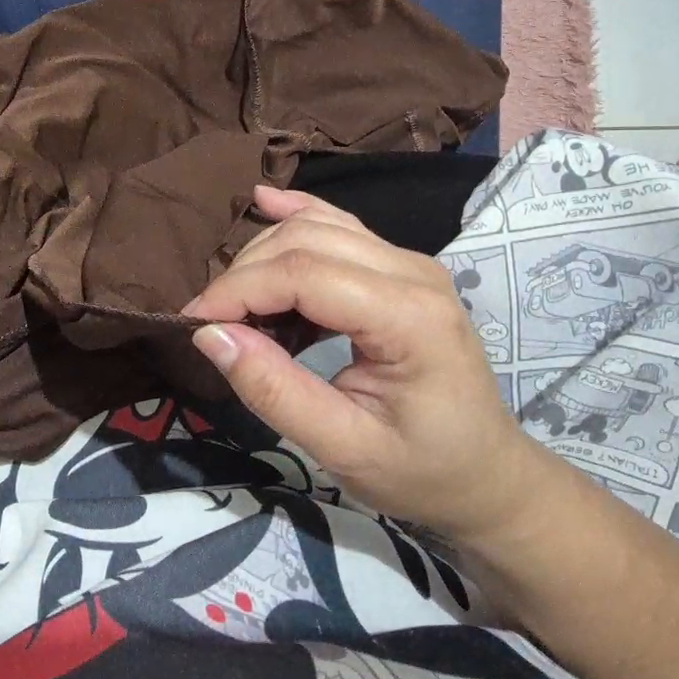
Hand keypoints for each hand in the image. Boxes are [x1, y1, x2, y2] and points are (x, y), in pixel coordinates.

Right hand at [183, 186, 560, 543]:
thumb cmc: (423, 471)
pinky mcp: (400, 268)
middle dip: (243, 275)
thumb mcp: (345, 449)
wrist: (487, 476)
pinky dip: (295, 216)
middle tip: (207, 325)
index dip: (237, 290)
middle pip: (305, 240)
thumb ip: (275, 390)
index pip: (302, 273)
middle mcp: (413, 272)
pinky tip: (262, 202)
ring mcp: (410, 263)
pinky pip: (338, 226)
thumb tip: (210, 336)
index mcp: (408, 317)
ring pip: (316, 227)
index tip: (191, 324)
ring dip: (261, 256)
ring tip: (230, 305)